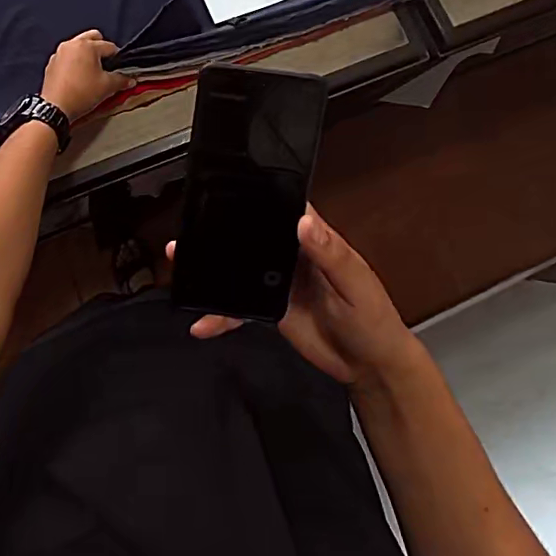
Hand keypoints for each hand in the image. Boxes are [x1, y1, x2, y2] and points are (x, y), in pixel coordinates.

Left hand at [41, 30, 132, 120]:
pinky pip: (67, 56)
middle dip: (101, 48)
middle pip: (93, 37)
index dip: (118, 59)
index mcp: (87, 46)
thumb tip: (131, 80)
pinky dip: (74, 62)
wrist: (55, 108)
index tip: (119, 70)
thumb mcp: (107, 87)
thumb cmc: (82, 94)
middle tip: (106, 65)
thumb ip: (121, 80)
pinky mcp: (51, 63)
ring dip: (87, 53)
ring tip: (91, 71)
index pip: (110, 47)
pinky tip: (77, 76)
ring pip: (78, 46)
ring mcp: (59, 53)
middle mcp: (72, 44)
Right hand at [175, 206, 423, 387]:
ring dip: (211, 269)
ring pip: (237, 269)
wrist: (369, 366)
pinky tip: (203, 322)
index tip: (226, 189)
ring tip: (180, 265)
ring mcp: (277, 281)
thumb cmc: (374, 320)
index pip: (283, 207)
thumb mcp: (355, 284)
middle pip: (250, 236)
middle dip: (219, 232)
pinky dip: (219, 314)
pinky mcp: (269, 307)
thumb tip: (305, 223)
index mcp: (314, 239)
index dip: (258, 196)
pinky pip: (237, 306)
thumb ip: (331, 254)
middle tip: (189, 230)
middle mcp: (291, 254)